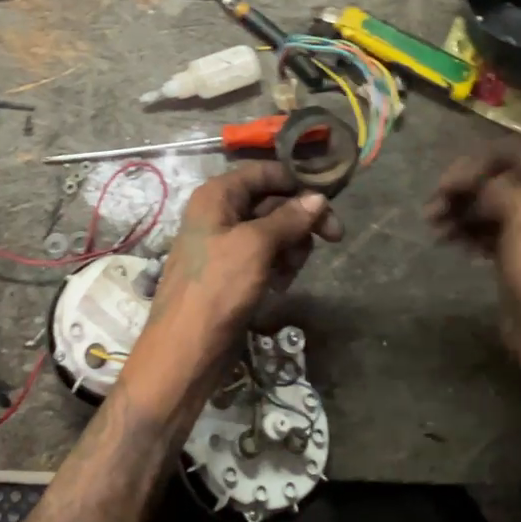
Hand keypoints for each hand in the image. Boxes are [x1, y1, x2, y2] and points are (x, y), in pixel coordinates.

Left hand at [122, 162, 342, 411]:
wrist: (186, 349)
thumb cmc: (217, 288)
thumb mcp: (256, 246)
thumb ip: (288, 218)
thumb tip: (318, 197)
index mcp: (216, 195)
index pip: (263, 172)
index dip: (295, 181)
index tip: (329, 198)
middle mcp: (218, 213)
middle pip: (271, 202)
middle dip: (299, 220)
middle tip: (334, 237)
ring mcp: (224, 244)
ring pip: (272, 232)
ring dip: (290, 248)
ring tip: (290, 271)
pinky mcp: (231, 273)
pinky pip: (264, 257)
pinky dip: (278, 267)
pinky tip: (280, 286)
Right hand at [427, 133, 520, 399]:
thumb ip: (496, 185)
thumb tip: (474, 184)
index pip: (513, 152)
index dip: (475, 163)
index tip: (446, 183)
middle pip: (497, 176)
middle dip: (462, 188)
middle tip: (433, 206)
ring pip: (487, 202)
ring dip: (458, 209)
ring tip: (434, 226)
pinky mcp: (520, 249)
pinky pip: (487, 226)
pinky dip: (466, 228)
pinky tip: (448, 240)